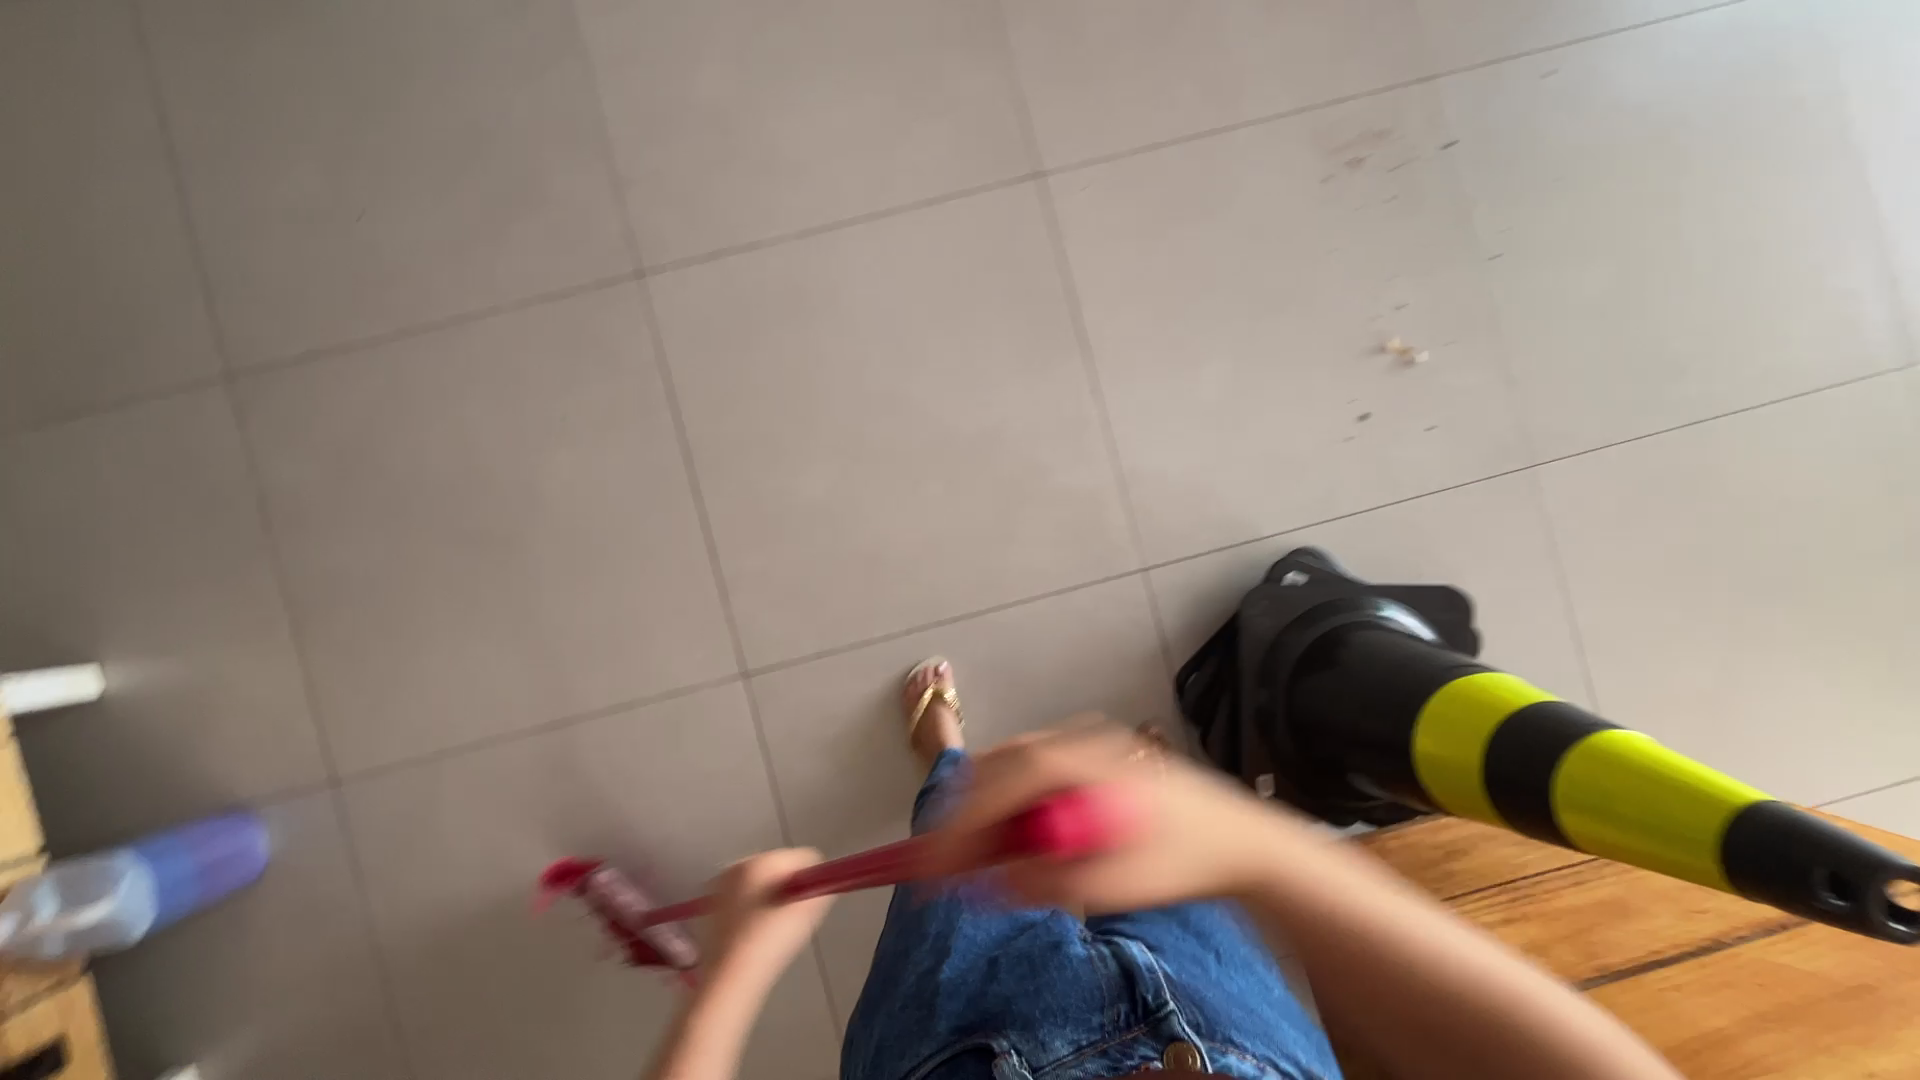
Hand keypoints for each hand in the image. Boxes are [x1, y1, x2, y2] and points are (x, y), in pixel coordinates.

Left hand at [699, 848, 832, 986]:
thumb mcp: (807, 911)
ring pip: (761, 884)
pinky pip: (744, 899)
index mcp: (760, 860)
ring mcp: (721, 886)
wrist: (729, 978)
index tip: (808, 904)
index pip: (802, 857)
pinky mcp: (712, 907)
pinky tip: (755, 935)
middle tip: (789, 919)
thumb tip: (822, 883)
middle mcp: (737, 866)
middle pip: (779, 867)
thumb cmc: (769, 942)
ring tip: (771, 930)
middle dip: (788, 888)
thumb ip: (821, 888)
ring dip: (771, 899)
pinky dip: (753, 911)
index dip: (810, 881)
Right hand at [929, 720, 1307, 912]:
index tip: (932, 862)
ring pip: (1008, 766)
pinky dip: (1008, 802)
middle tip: (943, 866)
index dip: (961, 818)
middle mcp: (1075, 739)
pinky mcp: (1086, 754)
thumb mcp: (1113, 884)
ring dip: (984, 809)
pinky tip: (1010, 837)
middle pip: (997, 766)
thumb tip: (982, 884)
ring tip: (971, 859)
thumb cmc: (1181, 859)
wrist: (1239, 839)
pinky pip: (1028, 771)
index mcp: (1081, 761)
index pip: (1004, 779)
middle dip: (964, 815)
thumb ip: (1045, 882)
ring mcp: (1081, 741)